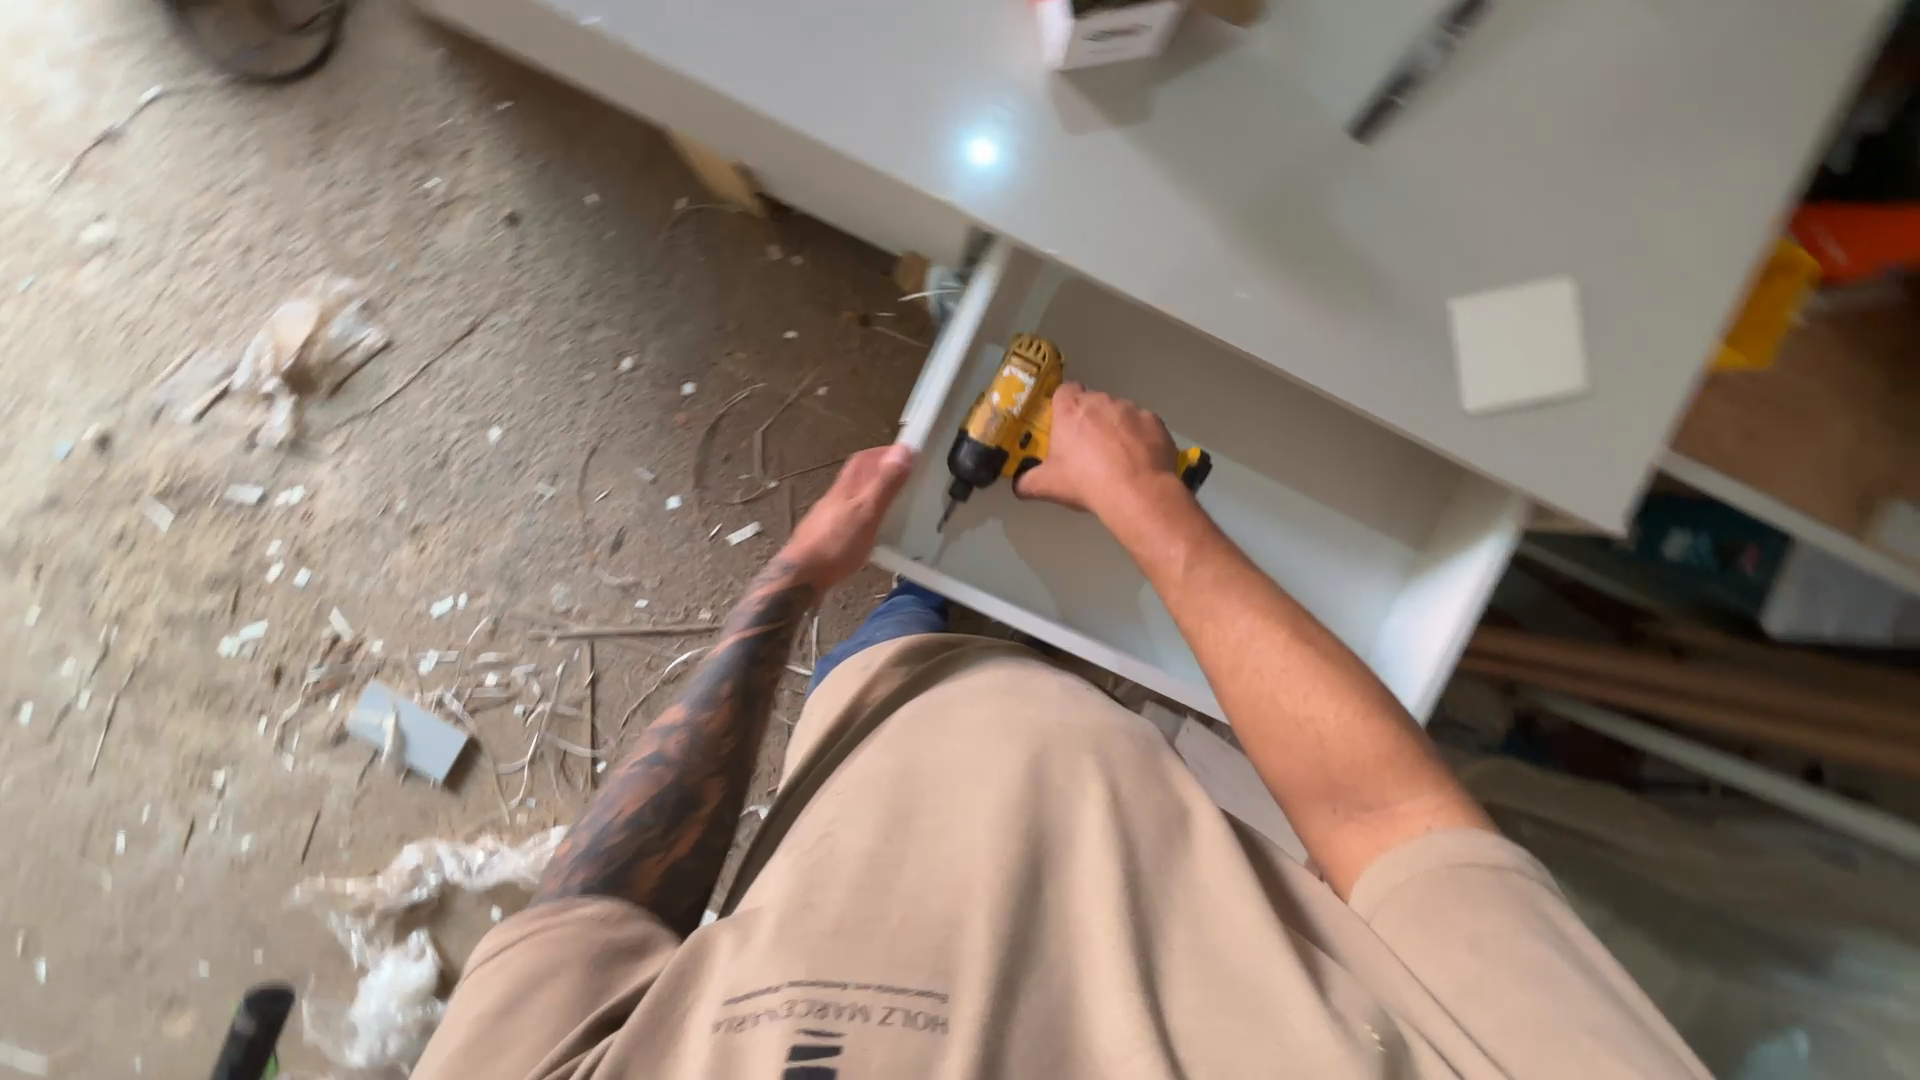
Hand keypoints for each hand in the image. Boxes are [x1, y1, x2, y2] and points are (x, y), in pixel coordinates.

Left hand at [778, 443, 915, 587]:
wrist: (802, 576)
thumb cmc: (836, 544)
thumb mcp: (867, 512)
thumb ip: (885, 483)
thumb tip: (903, 450)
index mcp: (846, 488)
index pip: (863, 460)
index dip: (882, 452)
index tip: (903, 453)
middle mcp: (836, 498)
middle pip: (857, 476)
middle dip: (879, 471)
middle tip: (902, 475)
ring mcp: (830, 518)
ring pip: (853, 497)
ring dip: (872, 492)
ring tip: (893, 500)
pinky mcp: (828, 536)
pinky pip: (851, 517)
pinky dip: (866, 514)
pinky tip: (874, 527)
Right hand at [1015, 383, 1182, 518]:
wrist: (1137, 493)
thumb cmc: (1086, 482)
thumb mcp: (1047, 486)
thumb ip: (1027, 483)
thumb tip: (1018, 486)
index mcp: (1071, 409)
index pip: (1064, 390)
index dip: (1063, 406)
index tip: (1064, 425)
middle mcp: (1101, 401)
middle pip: (1093, 402)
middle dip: (1090, 419)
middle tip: (1088, 449)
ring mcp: (1132, 409)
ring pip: (1120, 412)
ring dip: (1116, 428)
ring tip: (1118, 458)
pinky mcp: (1155, 422)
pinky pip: (1144, 426)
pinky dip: (1141, 438)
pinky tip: (1140, 460)